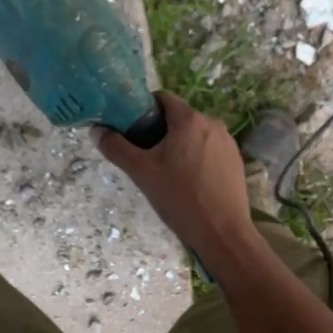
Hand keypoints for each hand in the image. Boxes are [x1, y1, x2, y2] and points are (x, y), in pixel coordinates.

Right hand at [96, 93, 254, 261]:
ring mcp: (227, 141)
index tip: (132, 129)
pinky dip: (198, 156)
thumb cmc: (181, 199)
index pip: (162, 98)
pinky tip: (191, 181)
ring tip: (167, 171)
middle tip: (146, 156)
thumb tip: (96, 130)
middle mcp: (212, 122)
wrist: (223, 234)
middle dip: (160, 130)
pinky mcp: (236, 159)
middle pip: (178, 116)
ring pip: (195, 133)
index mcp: (189, 119)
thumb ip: (117, 148)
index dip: (144, 109)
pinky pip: (210, 148)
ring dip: (180, 144)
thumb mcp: (142, 173)